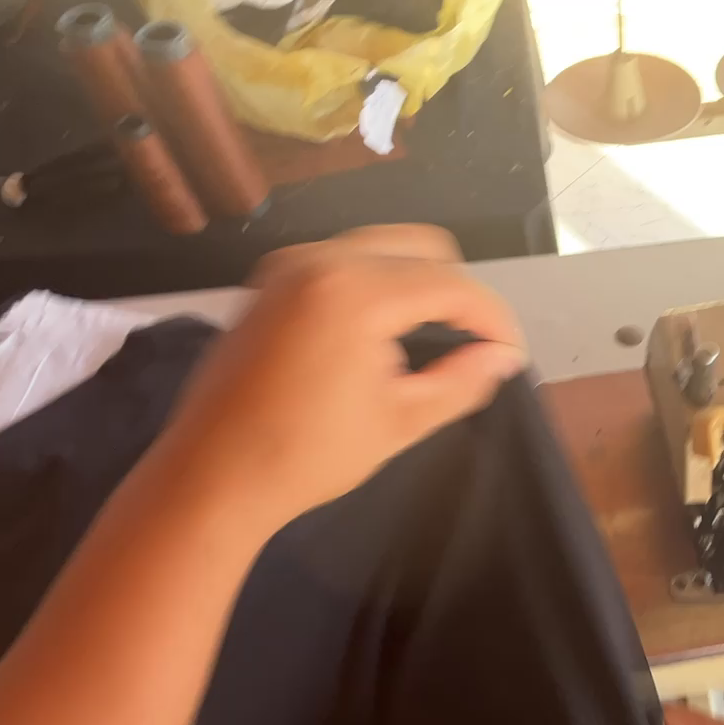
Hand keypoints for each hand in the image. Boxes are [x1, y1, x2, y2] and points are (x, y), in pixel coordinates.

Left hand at [150, 224, 526, 533]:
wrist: (212, 476)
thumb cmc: (309, 456)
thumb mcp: (401, 421)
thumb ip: (462, 381)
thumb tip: (505, 358)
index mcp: (354, 290)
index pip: (451, 283)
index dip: (493, 318)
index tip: (512, 355)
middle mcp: (319, 258)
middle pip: (422, 248)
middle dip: (460, 294)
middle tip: (475, 347)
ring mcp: (288, 266)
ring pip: (383, 249)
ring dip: (421, 287)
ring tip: (438, 342)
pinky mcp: (271, 283)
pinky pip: (345, 263)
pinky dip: (380, 287)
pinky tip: (386, 336)